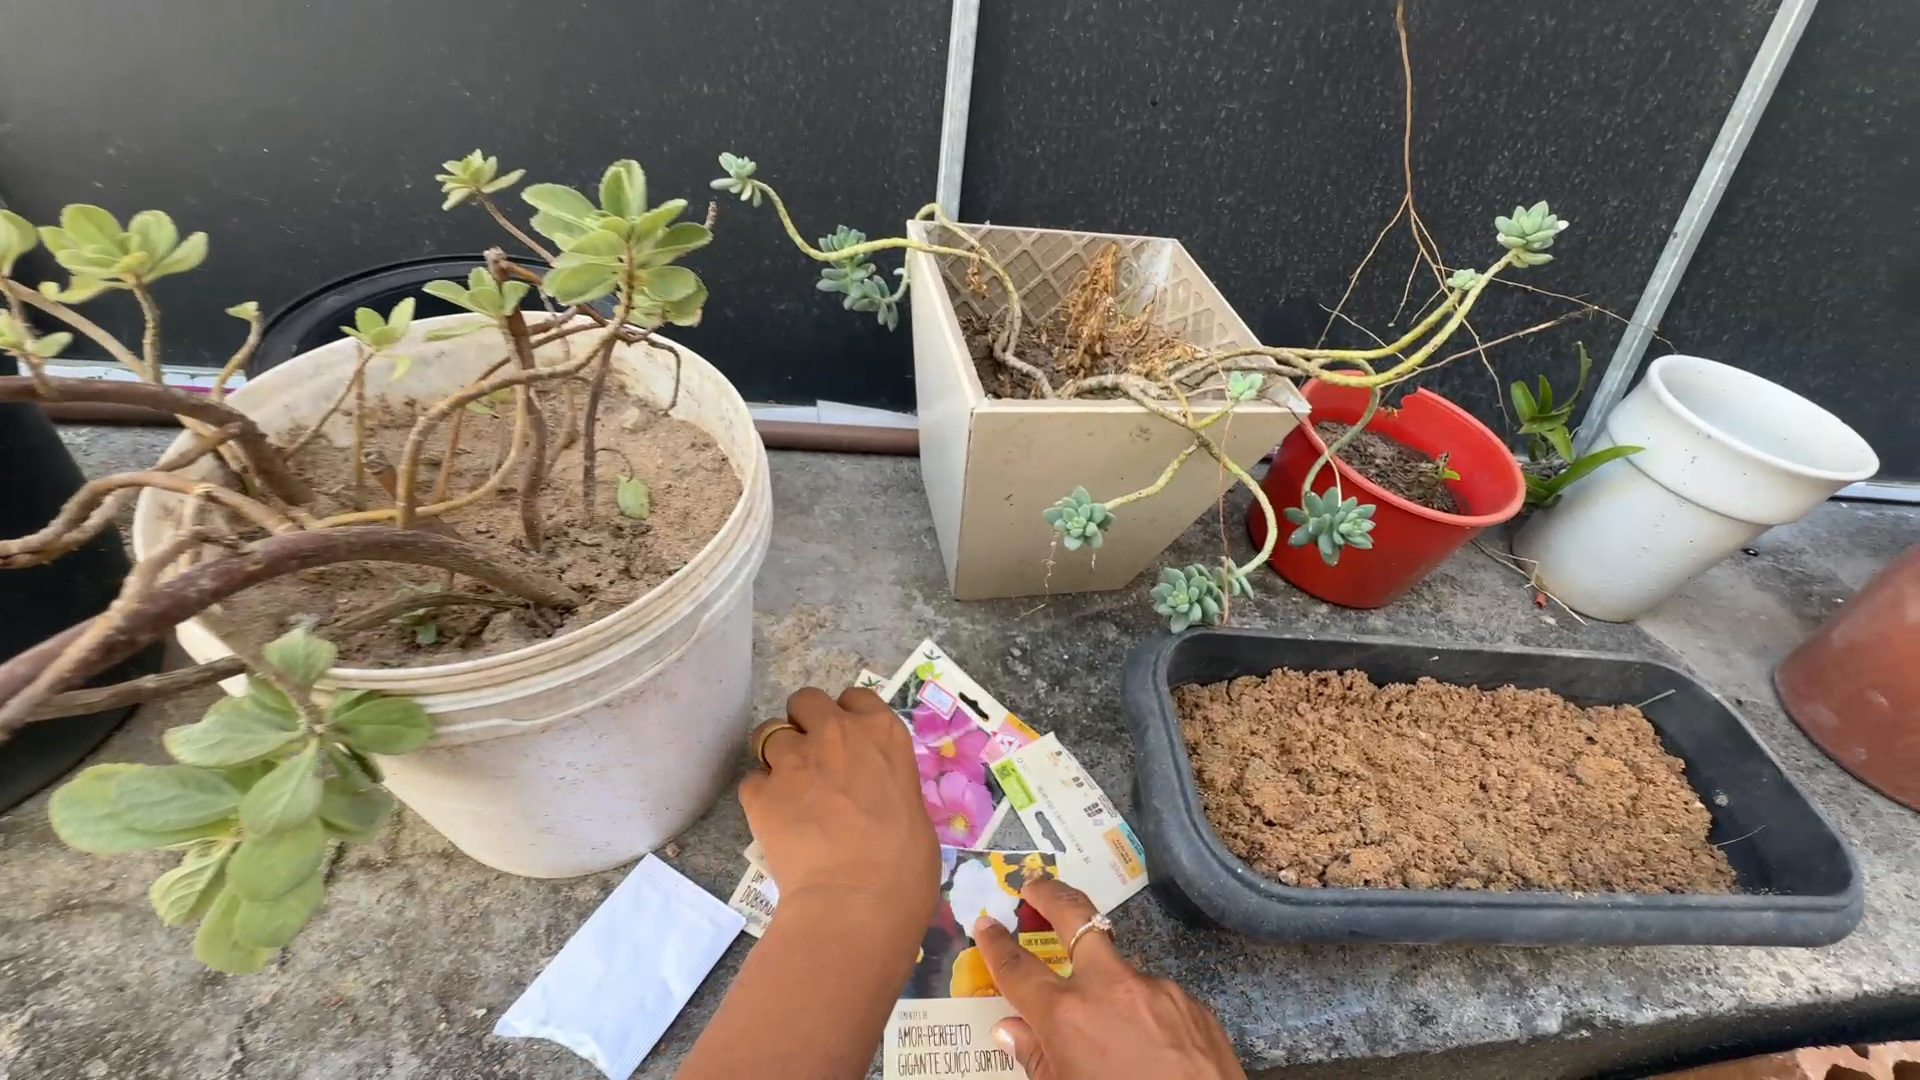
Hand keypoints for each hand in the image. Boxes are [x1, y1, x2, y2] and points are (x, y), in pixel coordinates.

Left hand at [741, 687, 939, 916]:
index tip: (846, 739)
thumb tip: (874, 798)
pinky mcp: (762, 793)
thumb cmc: (906, 861)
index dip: (846, 715)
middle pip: (805, 700)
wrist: (858, 899)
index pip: (855, 696)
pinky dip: (759, 797)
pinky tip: (772, 820)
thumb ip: (885, 785)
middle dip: (804, 722)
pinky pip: (751, 781)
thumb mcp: (912, 806)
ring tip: (786, 789)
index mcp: (882, 732)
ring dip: (776, 756)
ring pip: (767, 732)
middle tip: (811, 756)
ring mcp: (795, 760)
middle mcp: (836, 733)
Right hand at [973, 879, 1244, 1079]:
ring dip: (1109, 988)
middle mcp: (1110, 987)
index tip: (985, 924)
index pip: (1018, 968)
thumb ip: (1037, 1060)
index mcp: (1068, 1016)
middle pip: (1075, 917)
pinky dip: (1146, 1017)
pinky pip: (1156, 1000)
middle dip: (1050, 894)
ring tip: (1116, 1036)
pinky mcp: (1192, 1003)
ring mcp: (1156, 988)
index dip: (996, 944)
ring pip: (1121, 971)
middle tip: (1034, 883)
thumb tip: (1011, 1027)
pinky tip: (1153, 1051)